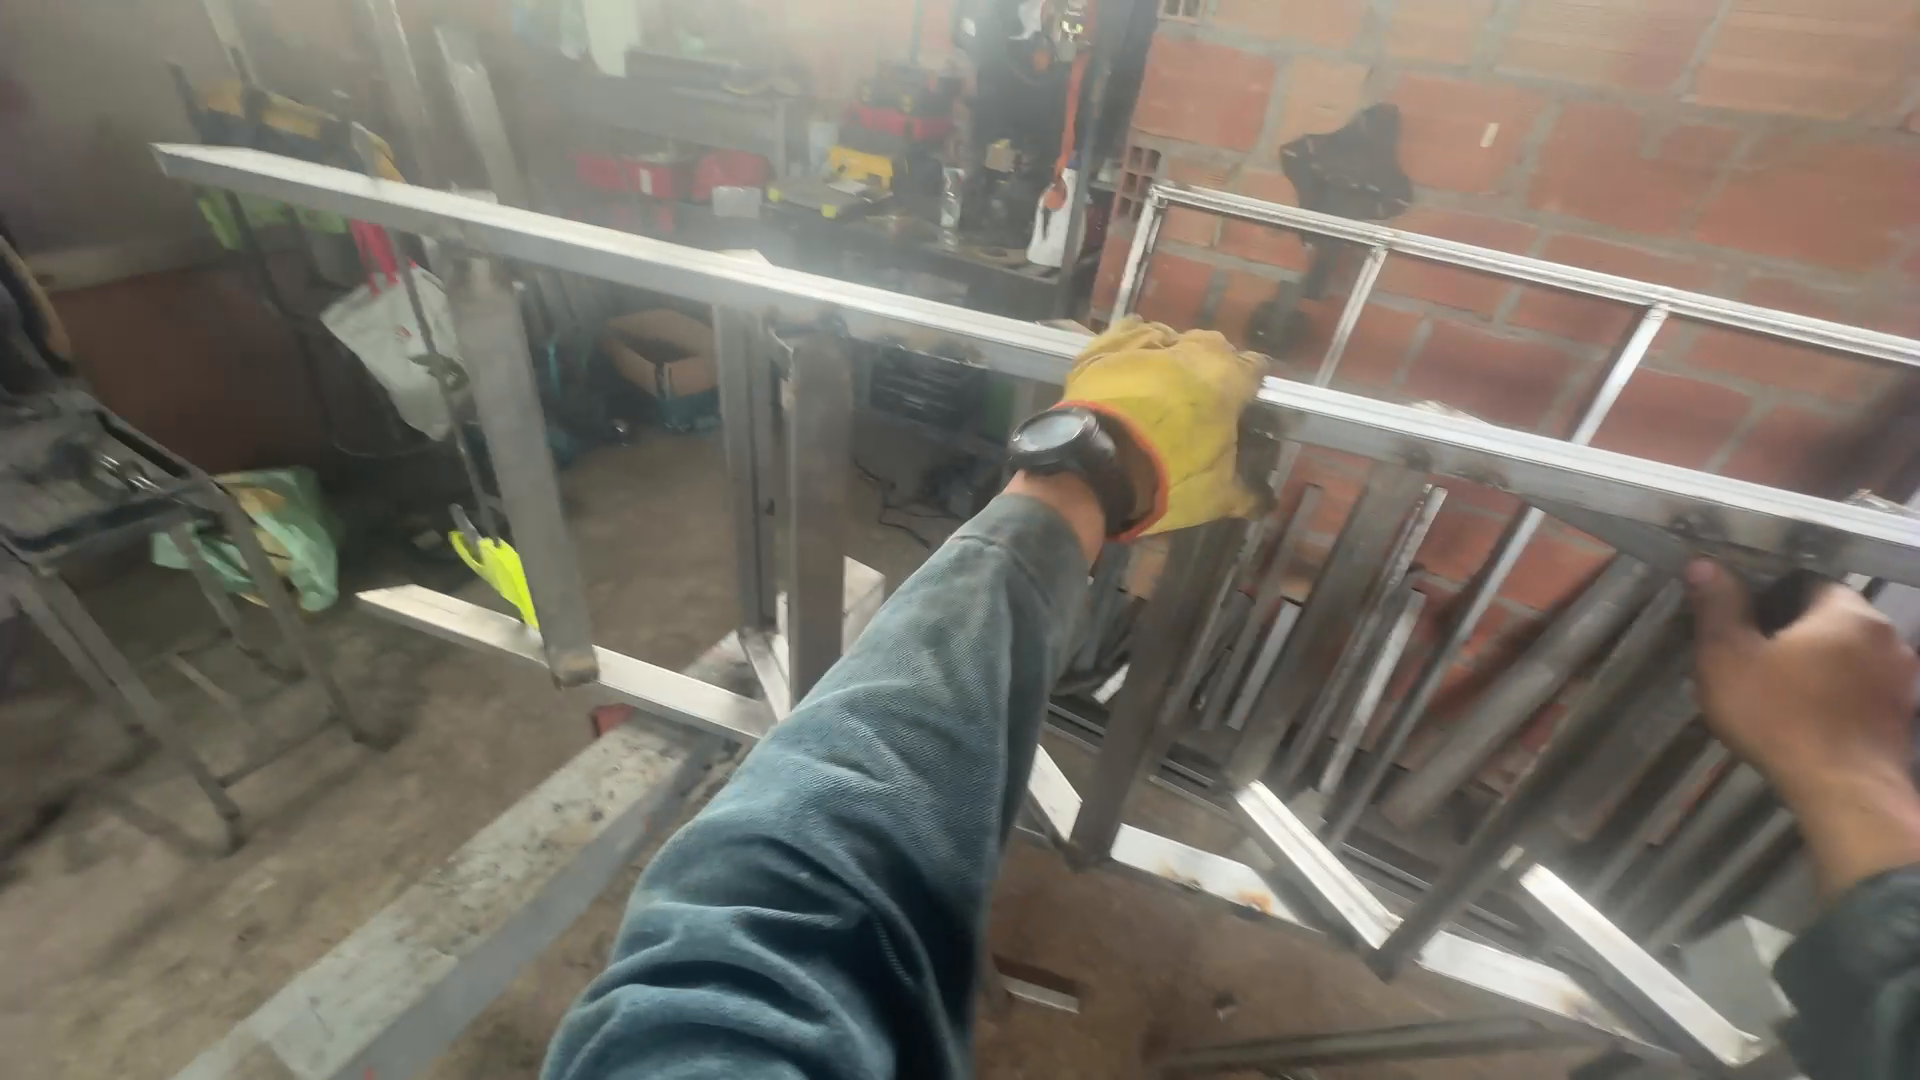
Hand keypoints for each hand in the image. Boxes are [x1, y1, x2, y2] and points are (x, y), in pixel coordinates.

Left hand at [1060, 317, 1264, 537]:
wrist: (1097, 465)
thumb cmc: (1167, 477)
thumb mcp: (1215, 495)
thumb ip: (1245, 492)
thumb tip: (1266, 501)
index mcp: (1228, 378)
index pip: (1254, 370)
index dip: (1248, 387)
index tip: (1242, 404)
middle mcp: (1191, 349)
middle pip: (1210, 348)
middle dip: (1208, 369)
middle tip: (1196, 400)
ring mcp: (1145, 342)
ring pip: (1167, 338)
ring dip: (1167, 356)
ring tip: (1156, 386)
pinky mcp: (1104, 347)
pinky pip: (1125, 335)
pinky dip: (1129, 347)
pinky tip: (1124, 363)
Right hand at [1689, 558, 1919, 896]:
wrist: (1841, 787)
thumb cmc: (1774, 711)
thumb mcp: (1726, 654)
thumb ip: (1719, 606)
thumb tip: (1705, 564)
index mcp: (1848, 616)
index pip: (1808, 580)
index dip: (1765, 589)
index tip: (1731, 610)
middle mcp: (1888, 639)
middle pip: (1828, 616)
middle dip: (1786, 625)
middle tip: (1739, 645)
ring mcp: (1903, 678)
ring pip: (1843, 651)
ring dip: (1808, 657)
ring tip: (1764, 679)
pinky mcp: (1902, 712)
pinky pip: (1856, 682)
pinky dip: (1827, 685)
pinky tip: (1797, 706)